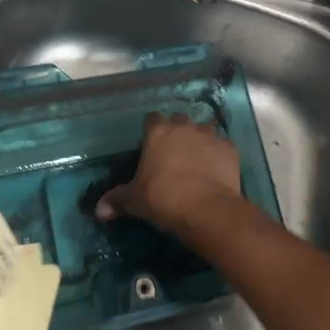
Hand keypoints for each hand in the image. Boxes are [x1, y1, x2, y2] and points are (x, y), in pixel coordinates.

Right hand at [95, 112, 242, 233]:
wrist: (206, 208)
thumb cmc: (163, 198)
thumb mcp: (135, 201)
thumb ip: (117, 200)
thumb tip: (99, 210)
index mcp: (158, 132)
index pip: (152, 119)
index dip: (151, 130)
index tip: (150, 146)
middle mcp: (184, 127)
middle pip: (179, 120)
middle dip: (177, 132)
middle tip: (174, 154)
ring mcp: (210, 135)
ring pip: (204, 130)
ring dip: (200, 141)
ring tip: (197, 161)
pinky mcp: (230, 149)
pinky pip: (223, 146)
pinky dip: (219, 155)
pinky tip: (216, 170)